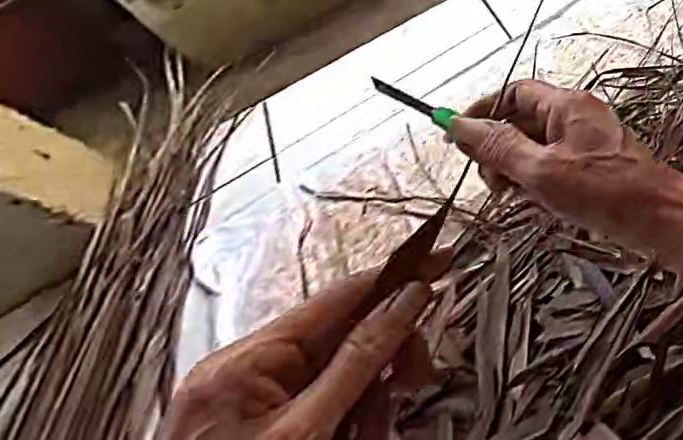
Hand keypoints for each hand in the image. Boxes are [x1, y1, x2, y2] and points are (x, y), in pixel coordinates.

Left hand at [159, 268, 438, 439]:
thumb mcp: (307, 431)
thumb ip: (360, 359)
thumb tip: (407, 297)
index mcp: (242, 363)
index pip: (341, 295)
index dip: (397, 275)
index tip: (440, 261)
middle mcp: (242, 373)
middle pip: (344, 333)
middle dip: (387, 354)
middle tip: (416, 375)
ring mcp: (248, 403)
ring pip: (340, 369)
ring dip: (371, 395)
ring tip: (372, 430)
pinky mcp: (259, 428)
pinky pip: (323, 400)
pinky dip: (350, 415)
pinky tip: (357, 434)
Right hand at [447, 80, 679, 250]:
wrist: (656, 213)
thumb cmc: (601, 190)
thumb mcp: (540, 170)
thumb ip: (498, 147)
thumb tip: (458, 124)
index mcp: (567, 104)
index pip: (516, 92)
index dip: (484, 111)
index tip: (457, 140)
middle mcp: (578, 113)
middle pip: (524, 118)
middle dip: (498, 147)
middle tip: (493, 184)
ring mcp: (588, 137)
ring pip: (536, 143)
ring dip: (516, 167)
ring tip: (515, 196)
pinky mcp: (594, 160)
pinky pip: (554, 160)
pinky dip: (537, 177)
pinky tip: (537, 201)